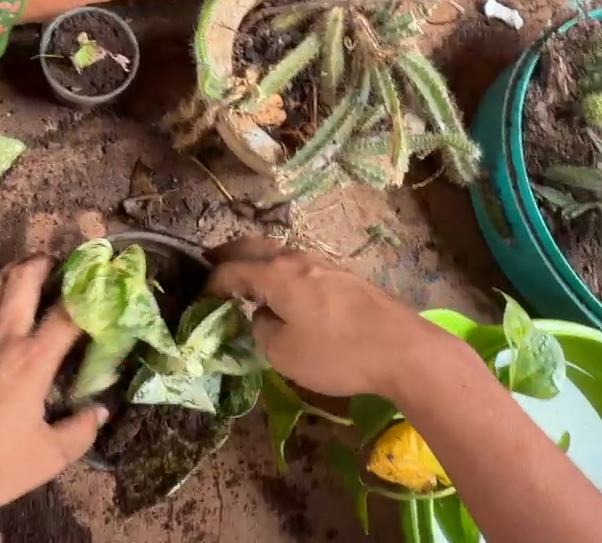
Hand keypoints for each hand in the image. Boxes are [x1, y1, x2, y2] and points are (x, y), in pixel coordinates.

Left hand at [0, 257, 104, 518]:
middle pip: (25, 281)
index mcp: (34, 360)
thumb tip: (101, 412)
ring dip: (15, 267)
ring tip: (29, 263)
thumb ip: (79, 432)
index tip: (99, 286)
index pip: (67, 315)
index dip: (86, 296)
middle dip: (43, 264)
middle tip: (58, 263)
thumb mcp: (46, 457)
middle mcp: (6, 336)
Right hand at [207, 236, 441, 399]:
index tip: (199, 297)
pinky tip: (282, 286)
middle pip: (252, 246)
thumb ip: (262, 331)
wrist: (402, 349)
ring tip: (244, 272)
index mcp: (275, 274)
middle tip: (209, 261)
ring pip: (277, 251)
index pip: (231, 270)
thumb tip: (262, 317)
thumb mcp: (285, 353)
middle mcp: (295, 259)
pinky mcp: (341, 276)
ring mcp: (321, 263)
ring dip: (255, 258)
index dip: (210, 283)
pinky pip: (297, 263)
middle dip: (228, 253)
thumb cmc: (338, 352)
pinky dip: (278, 268)